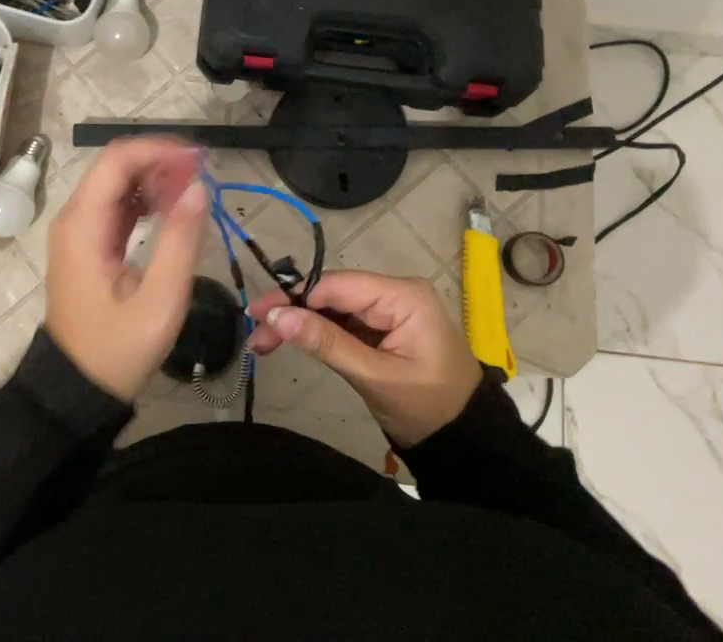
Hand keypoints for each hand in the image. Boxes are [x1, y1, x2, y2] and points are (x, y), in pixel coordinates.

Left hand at [43, 138, 207, 401]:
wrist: (78, 387)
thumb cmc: (118, 349)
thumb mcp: (159, 300)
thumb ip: (180, 241)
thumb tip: (199, 188)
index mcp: (83, 224)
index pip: (117, 160)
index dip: (159, 150)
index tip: (200, 161)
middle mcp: (74, 218)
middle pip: (116, 166)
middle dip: (160, 163)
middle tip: (203, 179)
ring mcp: (79, 231)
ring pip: (117, 184)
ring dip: (155, 180)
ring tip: (194, 195)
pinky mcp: (89, 245)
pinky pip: (117, 207)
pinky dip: (146, 201)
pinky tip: (173, 213)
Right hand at [248, 270, 483, 446]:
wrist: (466, 438)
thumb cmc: (428, 407)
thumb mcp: (376, 377)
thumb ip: (327, 343)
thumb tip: (278, 316)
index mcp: (403, 296)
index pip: (336, 285)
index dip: (294, 297)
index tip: (258, 315)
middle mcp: (395, 292)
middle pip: (330, 293)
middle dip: (291, 311)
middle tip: (256, 335)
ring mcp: (389, 309)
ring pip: (332, 307)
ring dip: (298, 323)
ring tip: (263, 342)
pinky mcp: (383, 326)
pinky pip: (343, 321)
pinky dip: (316, 332)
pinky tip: (289, 340)